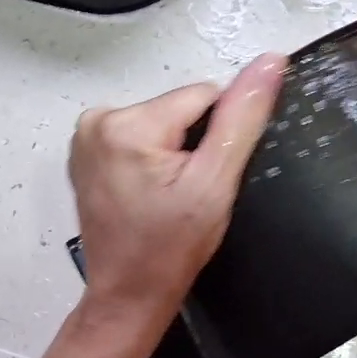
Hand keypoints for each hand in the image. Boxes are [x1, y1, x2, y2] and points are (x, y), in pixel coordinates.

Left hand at [67, 54, 285, 347]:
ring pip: (162, 122)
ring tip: (169, 195)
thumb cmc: (172, 247)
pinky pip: (140, 137)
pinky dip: (153, 158)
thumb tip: (270, 62)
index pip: (204, 97)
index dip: (217, 137)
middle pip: (179, 109)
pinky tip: (151, 192)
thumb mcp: (215, 182)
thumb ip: (242, 118)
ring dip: (175, 152)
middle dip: (193, 145)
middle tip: (188, 191)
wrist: (129, 295)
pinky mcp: (86, 153)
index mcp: (128, 123)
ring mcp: (86, 137)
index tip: (206, 177)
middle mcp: (98, 119)